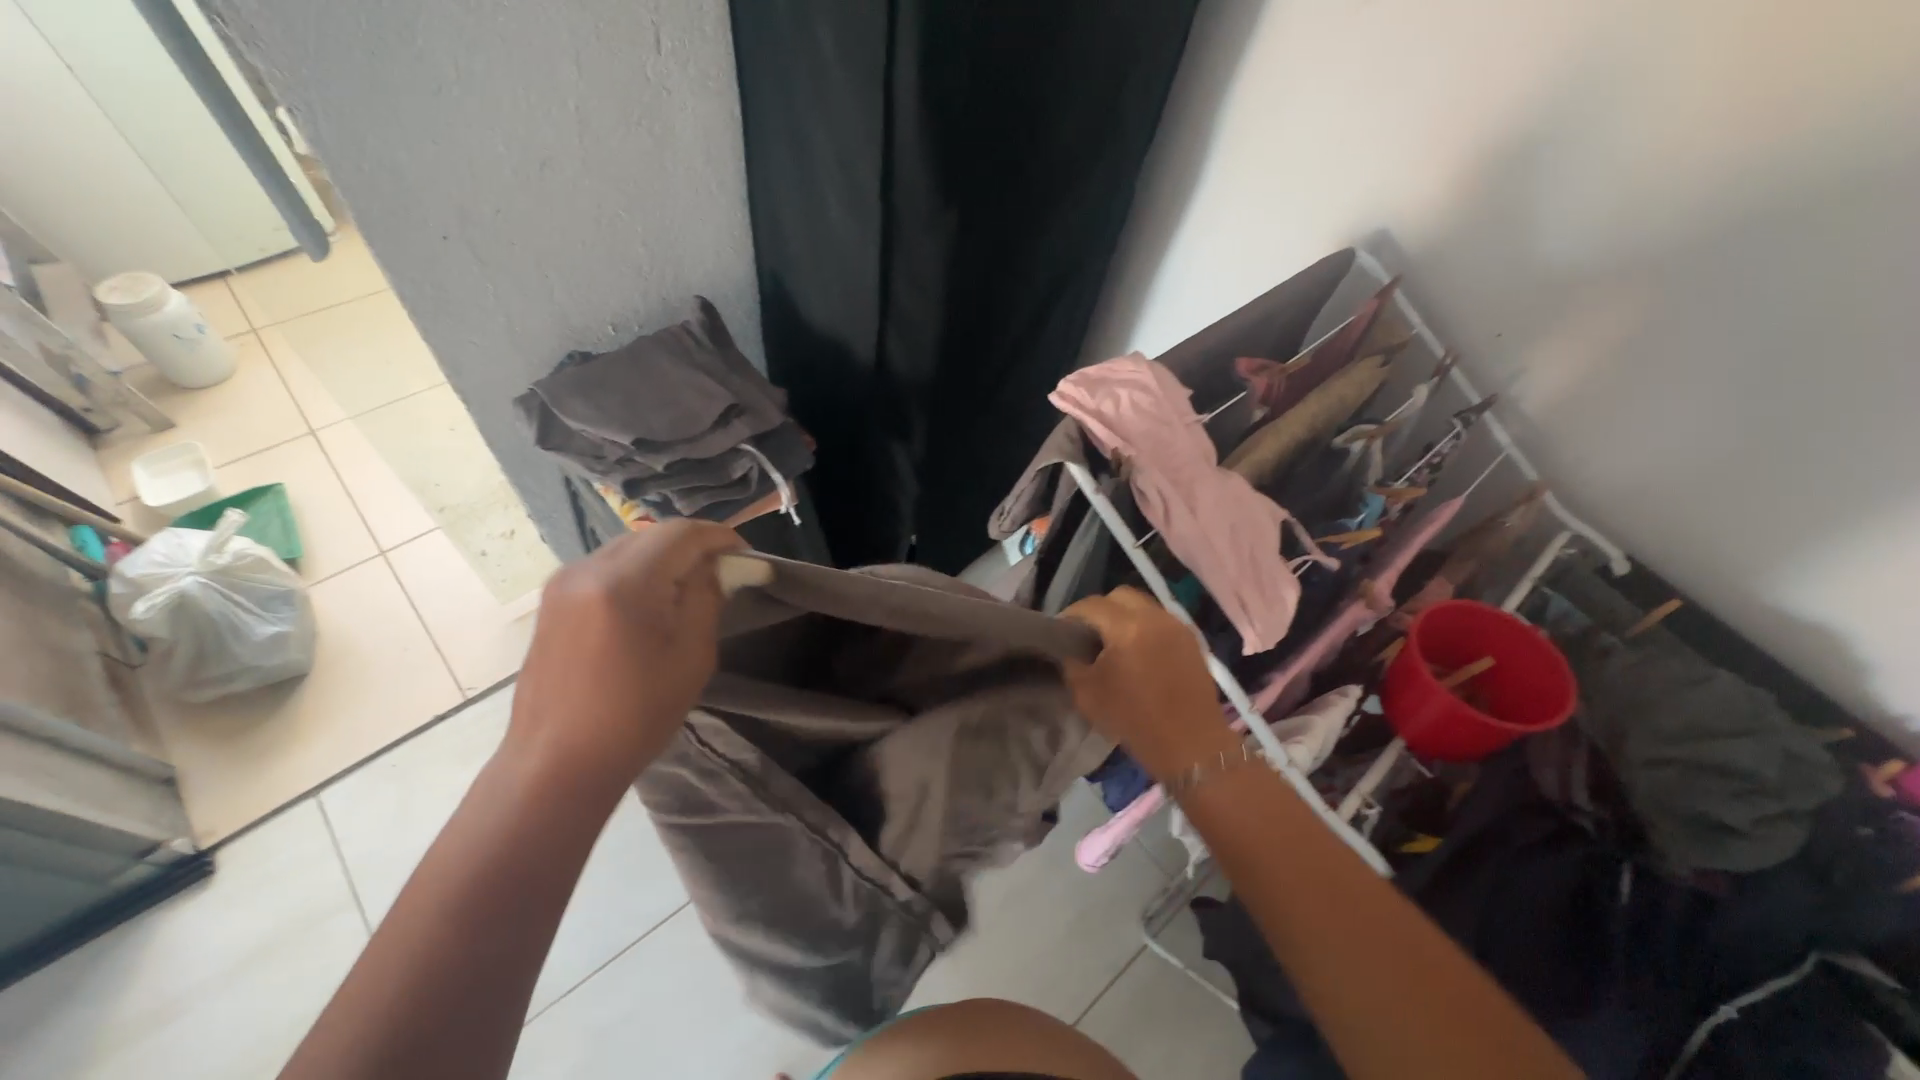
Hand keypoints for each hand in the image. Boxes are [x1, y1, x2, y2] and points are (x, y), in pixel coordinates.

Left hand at [506, 520, 744, 794]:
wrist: (557, 763)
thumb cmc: (635, 718)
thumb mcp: (691, 658)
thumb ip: (707, 599)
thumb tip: (714, 567)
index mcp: (623, 584)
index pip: (681, 534)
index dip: (719, 537)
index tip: (745, 556)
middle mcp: (586, 569)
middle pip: (652, 535)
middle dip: (692, 546)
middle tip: (723, 573)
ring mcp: (562, 583)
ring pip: (627, 548)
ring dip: (664, 559)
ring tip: (690, 590)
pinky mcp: (551, 601)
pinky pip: (605, 569)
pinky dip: (637, 573)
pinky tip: (652, 604)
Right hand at [1061, 587, 1238, 777]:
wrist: (1190, 746)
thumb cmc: (1134, 721)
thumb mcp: (1087, 694)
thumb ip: (1073, 662)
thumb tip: (1070, 648)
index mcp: (1127, 628)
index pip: (1090, 605)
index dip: (1070, 615)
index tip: (1060, 631)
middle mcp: (1155, 617)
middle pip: (1120, 595)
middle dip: (1099, 609)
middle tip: (1087, 633)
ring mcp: (1177, 626)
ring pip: (1143, 604)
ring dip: (1124, 615)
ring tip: (1113, 642)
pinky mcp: (1191, 639)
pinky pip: (1160, 620)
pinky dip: (1144, 627)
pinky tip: (1137, 652)